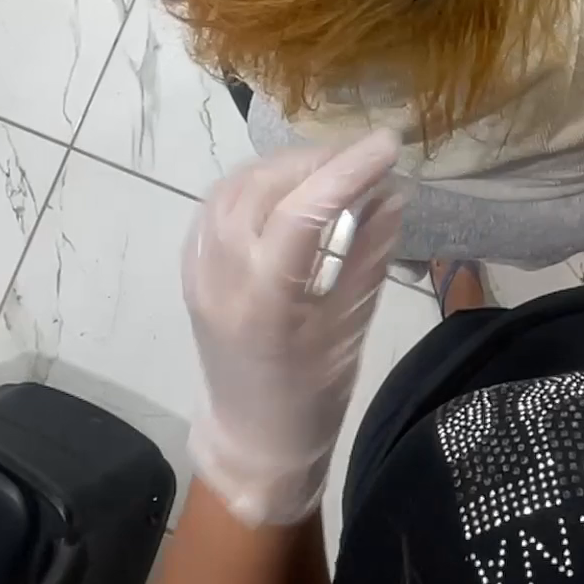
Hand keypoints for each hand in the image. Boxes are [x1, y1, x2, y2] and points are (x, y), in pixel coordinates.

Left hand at [182, 130, 405, 524]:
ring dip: (287, 166)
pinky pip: (218, 202)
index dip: (347, 170)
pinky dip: (257, 181)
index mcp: (264, 305)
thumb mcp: (351, 327)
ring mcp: (197, 270)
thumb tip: (393, 193)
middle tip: (365, 160)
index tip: (389, 144)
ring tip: (332, 169)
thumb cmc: (313, 394)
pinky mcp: (191, 266)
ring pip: (236, 185)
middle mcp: (220, 278)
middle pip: (264, 186)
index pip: (301, 214)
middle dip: (320, 161)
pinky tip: (289, 186)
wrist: (251, 439)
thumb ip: (369, 254)